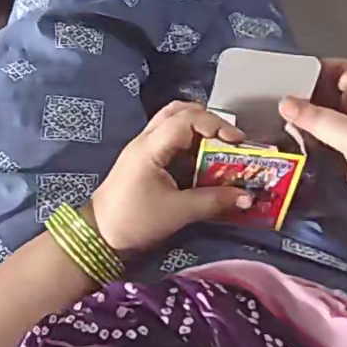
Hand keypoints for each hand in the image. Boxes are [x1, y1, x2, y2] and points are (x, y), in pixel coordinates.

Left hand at [86, 102, 251, 254]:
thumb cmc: (135, 221)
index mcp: (151, 147)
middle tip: (230, 140)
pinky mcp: (144, 159)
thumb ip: (214, 201)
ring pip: (173, 122)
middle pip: (179, 111)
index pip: (186, 119)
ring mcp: (143, 148)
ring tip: (220, 147)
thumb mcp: (178, 212)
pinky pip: (169, 138)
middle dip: (209, 120)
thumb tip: (247, 198)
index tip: (237, 141)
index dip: (215, 124)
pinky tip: (204, 160)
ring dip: (199, 129)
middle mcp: (145, 140)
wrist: (100, 235)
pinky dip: (190, 142)